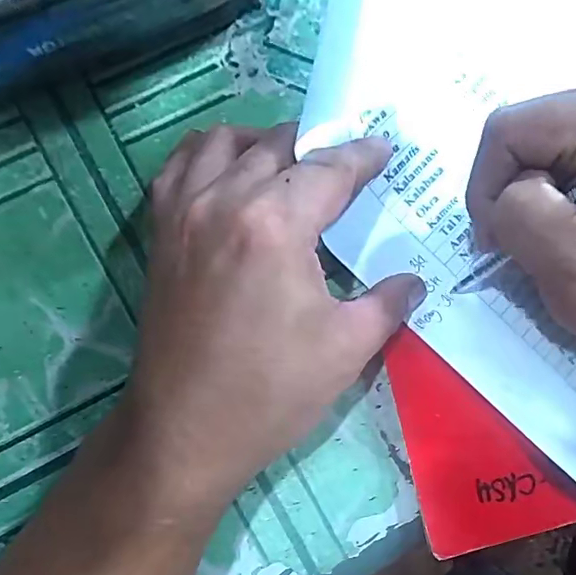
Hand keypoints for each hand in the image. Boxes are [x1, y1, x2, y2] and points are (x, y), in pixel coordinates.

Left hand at [118, 122, 423, 516]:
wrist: (188, 431)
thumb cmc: (272, 393)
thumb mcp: (347, 349)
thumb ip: (387, 304)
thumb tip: (414, 283)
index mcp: (275, 225)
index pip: (328, 171)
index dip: (362, 157)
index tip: (384, 150)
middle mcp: (223, 201)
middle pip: (277, 148)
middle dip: (317, 148)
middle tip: (345, 165)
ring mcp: (183, 215)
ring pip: (223, 144)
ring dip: (262, 142)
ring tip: (288, 162)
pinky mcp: (161, 236)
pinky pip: (180, 169)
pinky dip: (209, 157)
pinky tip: (228, 176)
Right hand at [466, 75, 575, 351]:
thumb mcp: (568, 260)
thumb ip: (517, 214)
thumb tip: (501, 199)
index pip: (508, 131)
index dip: (487, 189)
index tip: (497, 245)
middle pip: (522, 139)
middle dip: (511, 199)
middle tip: (525, 252)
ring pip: (535, 157)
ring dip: (530, 208)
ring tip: (552, 248)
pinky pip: (557, 169)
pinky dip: (549, 208)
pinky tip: (569, 237)